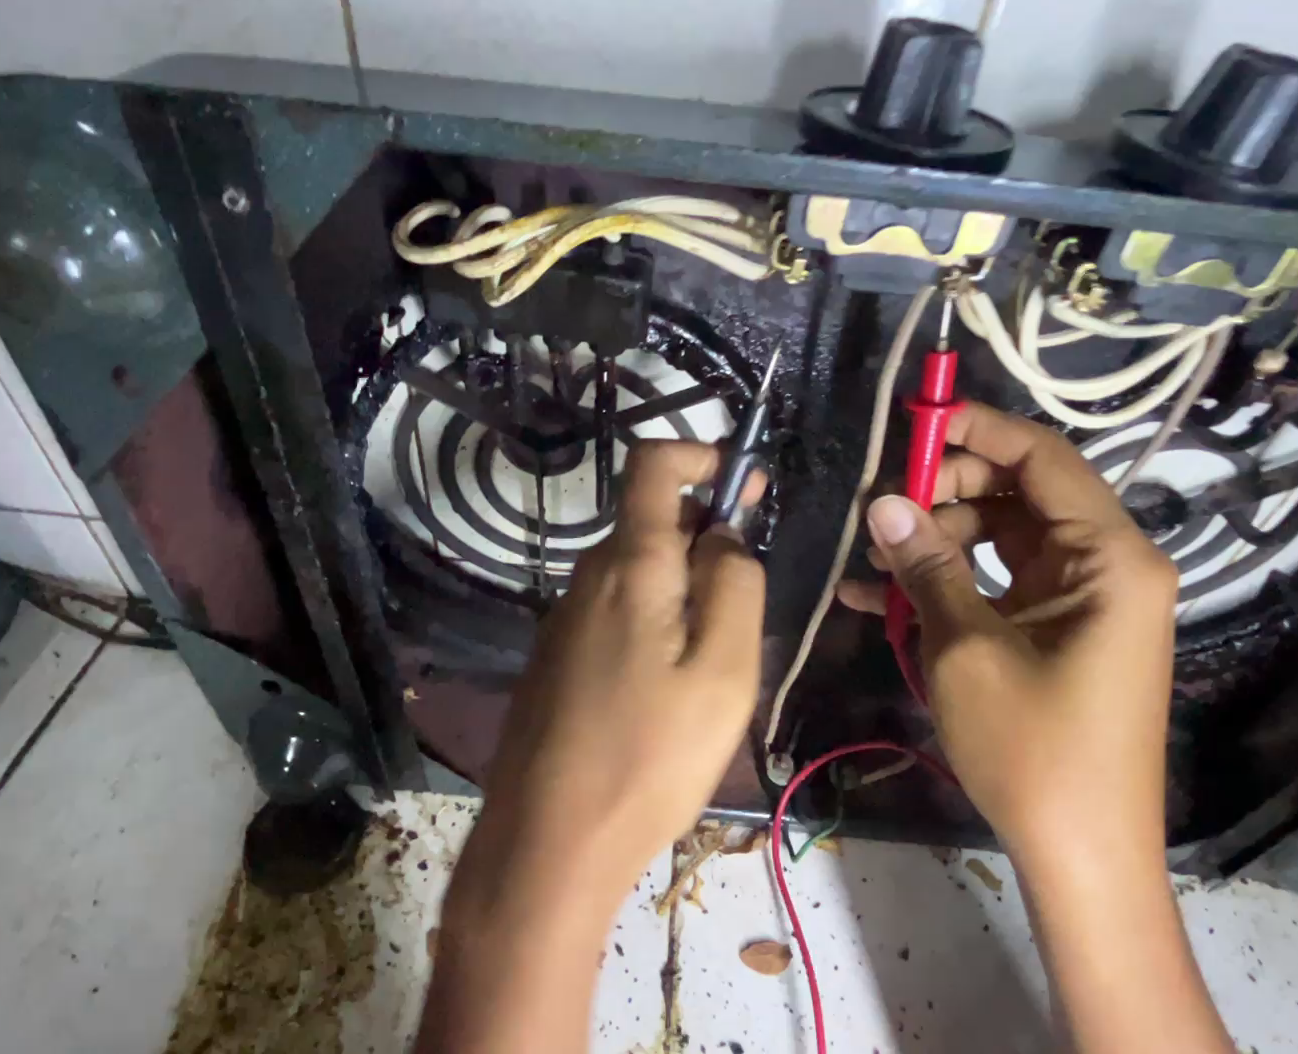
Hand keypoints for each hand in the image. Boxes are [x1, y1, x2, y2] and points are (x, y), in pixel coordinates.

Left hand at [479, 440, 765, 889]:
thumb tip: (724, 535)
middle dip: (705, 540)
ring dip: (682, 592)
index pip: (651, 464)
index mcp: (628, 566)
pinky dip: (654, 623)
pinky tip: (666, 694)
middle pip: (650, 523)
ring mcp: (564, 620)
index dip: (702, 456)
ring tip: (710, 669)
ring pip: (636, 574)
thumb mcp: (724, 671)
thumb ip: (734, 585)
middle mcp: (586, 578)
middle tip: (744, 614)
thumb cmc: (650, 755)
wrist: (549, 841)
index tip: (748, 489)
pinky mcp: (556, 659)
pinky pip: (615, 613)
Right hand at [835, 403, 1177, 855]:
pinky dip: (947, 585)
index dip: (977, 432)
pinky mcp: (1056, 632)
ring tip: (868, 559)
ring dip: (934, 543)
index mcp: (1110, 557)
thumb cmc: (1032, 748)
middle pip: (1019, 496)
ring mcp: (1081, 602)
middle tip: (878, 508)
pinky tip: (878, 596)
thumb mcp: (965, 647)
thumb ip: (926, 564)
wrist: (1080, 853)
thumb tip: (883, 501)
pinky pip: (998, 586)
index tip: (912, 422)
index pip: (1044, 459)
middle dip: (944, 494)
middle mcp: (1106, 567)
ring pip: (1000, 540)